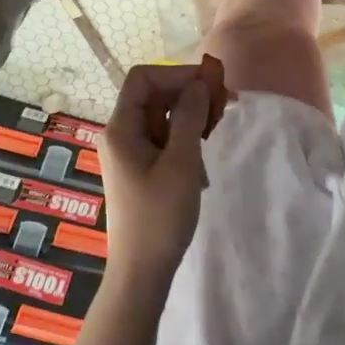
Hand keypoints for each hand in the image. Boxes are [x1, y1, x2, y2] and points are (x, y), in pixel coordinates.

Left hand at [97, 63, 215, 284]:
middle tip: (224, 105)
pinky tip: (201, 166)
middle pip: (153, 95)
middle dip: (188, 94)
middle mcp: (120, 135)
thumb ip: (189, 117)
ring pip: (161, 117)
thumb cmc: (160, 215)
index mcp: (121, 129)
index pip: (142, 78)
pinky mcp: (140, 170)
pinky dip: (184, 141)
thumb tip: (198, 84)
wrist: (143, 271)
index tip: (209, 86)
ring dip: (190, 119)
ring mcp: (129, 153)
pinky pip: (163, 140)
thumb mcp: (181, 163)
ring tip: (215, 135)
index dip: (176, 74)